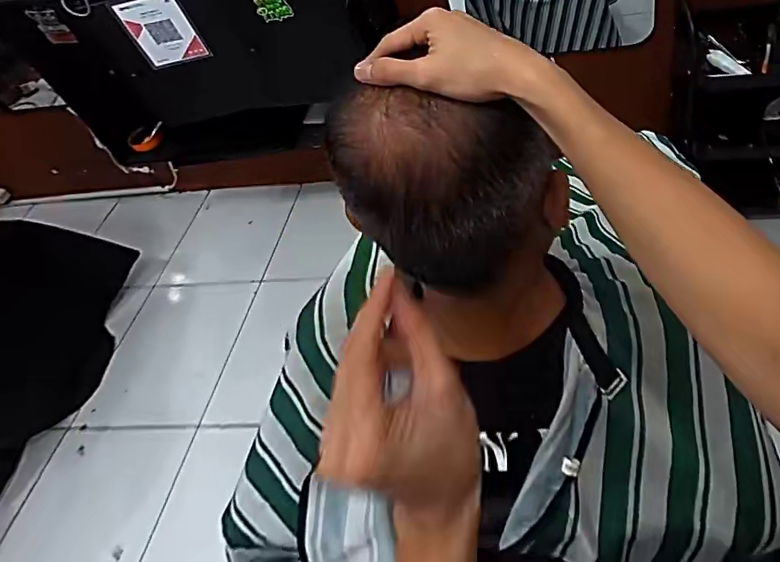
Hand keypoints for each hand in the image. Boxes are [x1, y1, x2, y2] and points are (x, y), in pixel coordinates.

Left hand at [316, 268, 479, 519]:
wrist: (441, 501)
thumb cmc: (450, 458)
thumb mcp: (444, 387)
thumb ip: (420, 336)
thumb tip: (402, 295)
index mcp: (364, 434)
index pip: (359, 353)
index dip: (373, 308)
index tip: (386, 278)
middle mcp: (337, 441)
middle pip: (348, 358)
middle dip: (372, 319)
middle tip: (394, 288)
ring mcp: (330, 442)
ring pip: (345, 368)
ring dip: (371, 338)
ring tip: (399, 318)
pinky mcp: (333, 436)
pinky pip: (346, 383)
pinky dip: (367, 360)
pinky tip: (389, 347)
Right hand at [353, 8, 553, 102]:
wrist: (520, 74)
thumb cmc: (481, 69)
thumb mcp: (427, 75)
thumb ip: (392, 72)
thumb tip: (365, 70)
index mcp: (431, 19)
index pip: (390, 39)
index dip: (374, 60)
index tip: (363, 74)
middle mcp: (447, 18)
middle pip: (409, 41)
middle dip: (396, 61)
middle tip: (382, 81)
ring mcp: (463, 29)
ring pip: (429, 47)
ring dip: (417, 63)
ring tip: (408, 82)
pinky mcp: (476, 42)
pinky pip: (445, 51)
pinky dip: (436, 64)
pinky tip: (438, 79)